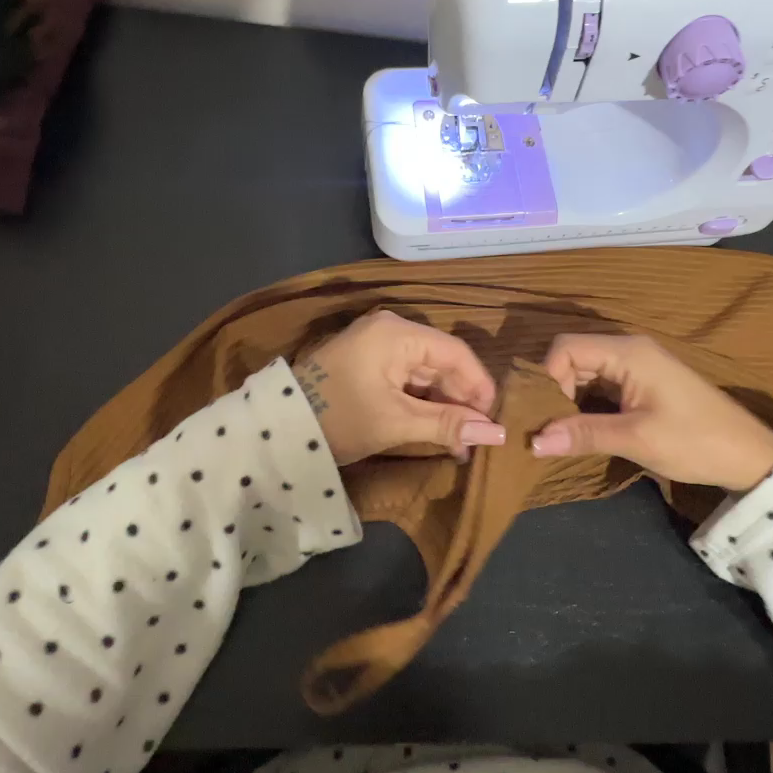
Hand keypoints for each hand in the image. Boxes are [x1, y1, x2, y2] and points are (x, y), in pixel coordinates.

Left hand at [293, 309, 505, 464]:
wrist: (276, 431)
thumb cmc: (340, 419)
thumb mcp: (396, 423)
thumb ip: (448, 424)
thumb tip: (495, 434)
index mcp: (397, 333)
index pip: (456, 353)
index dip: (479, 387)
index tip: (493, 422)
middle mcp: (391, 329)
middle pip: (442, 361)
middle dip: (461, 400)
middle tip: (476, 440)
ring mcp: (377, 344)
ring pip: (426, 372)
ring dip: (443, 405)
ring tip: (458, 443)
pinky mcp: (368, 362)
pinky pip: (407, 377)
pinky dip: (422, 402)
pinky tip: (435, 430)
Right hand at [531, 334, 772, 491]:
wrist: (749, 456)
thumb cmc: (695, 441)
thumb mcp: (637, 439)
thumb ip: (584, 434)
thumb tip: (534, 441)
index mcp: (628, 352)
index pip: (566, 347)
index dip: (548, 377)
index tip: (545, 416)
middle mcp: (629, 349)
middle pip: (572, 356)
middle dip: (554, 390)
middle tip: (544, 428)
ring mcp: (637, 365)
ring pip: (584, 372)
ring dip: (569, 400)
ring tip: (558, 433)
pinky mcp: (642, 383)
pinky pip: (601, 384)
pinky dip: (586, 404)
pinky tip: (581, 429)